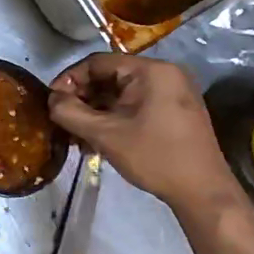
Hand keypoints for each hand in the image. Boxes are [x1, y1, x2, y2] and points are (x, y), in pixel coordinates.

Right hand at [49, 55, 239, 212]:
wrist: (202, 191)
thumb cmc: (153, 157)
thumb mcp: (105, 134)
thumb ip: (70, 112)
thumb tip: (51, 99)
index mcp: (150, 70)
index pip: (97, 62)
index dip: (69, 79)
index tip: (52, 102)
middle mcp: (164, 73)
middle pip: (109, 76)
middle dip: (82, 98)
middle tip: (63, 121)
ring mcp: (172, 91)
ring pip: (120, 93)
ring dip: (95, 111)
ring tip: (77, 135)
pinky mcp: (174, 109)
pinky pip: (134, 104)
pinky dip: (113, 117)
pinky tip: (98, 138)